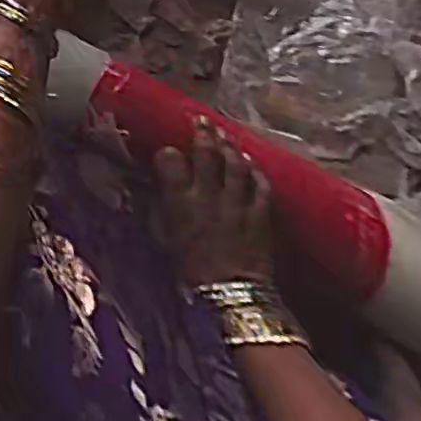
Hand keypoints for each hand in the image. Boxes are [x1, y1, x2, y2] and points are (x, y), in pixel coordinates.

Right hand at [156, 118, 276, 285]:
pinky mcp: (260, 216)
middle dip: (203, 134)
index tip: (169, 150)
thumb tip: (159, 185)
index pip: (170, 163)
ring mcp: (237, 205)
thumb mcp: (166, 236)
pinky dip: (255, 171)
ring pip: (234, 165)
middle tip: (202, 120)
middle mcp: (208, 198)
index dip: (168, 153)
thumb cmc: (191, 270)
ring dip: (229, 146)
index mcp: (180, 204)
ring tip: (225, 134)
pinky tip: (250, 162)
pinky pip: (260, 186)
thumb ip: (164, 206)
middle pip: (206, 155)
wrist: (232, 300)